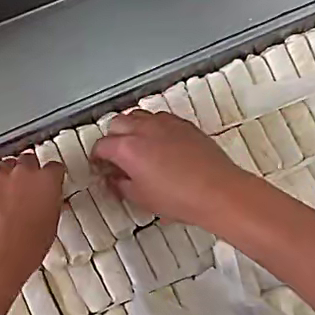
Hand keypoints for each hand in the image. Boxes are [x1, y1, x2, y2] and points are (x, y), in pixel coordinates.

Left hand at [0, 153, 62, 291]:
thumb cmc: (25, 249)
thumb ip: (50, 205)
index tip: (51, 181)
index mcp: (47, 182)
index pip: (55, 167)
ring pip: (6, 167)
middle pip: (28, 160)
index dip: (53, 175)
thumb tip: (48, 204)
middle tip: (29, 188)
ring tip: (10, 197)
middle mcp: (23, 173)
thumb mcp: (50, 227)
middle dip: (29, 171)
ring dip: (9, 178)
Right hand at [91, 110, 255, 230]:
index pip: (101, 145)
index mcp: (127, 148)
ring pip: (138, 115)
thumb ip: (121, 185)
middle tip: (116, 156)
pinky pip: (160, 118)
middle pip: (116, 123)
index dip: (97, 157)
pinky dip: (153, 127)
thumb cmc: (182, 197)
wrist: (217, 192)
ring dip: (132, 128)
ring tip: (137, 147)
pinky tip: (159, 143)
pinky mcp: (183, 124)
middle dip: (112, 138)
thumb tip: (115, 180)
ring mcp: (165, 124)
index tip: (101, 165)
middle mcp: (143, 129)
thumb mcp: (141, 198)